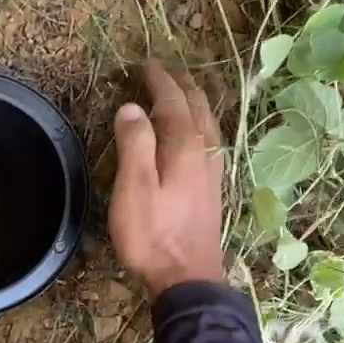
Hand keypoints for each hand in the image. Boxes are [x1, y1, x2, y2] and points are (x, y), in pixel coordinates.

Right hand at [109, 64, 225, 297]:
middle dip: (179, 84)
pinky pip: (207, 140)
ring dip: (191, 102)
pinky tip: (192, 134)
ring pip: (206, 122)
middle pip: (196, 106)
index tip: (143, 64)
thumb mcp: (134, 188)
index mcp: (184, 146)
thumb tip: (132, 108)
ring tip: (177, 92)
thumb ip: (134, 144)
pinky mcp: (210, 188)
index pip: (173, 101)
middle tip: (161, 71)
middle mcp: (204, 151)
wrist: (187, 277)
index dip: (159, 80)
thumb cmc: (152, 234)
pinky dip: (197, 123)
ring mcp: (211, 171)